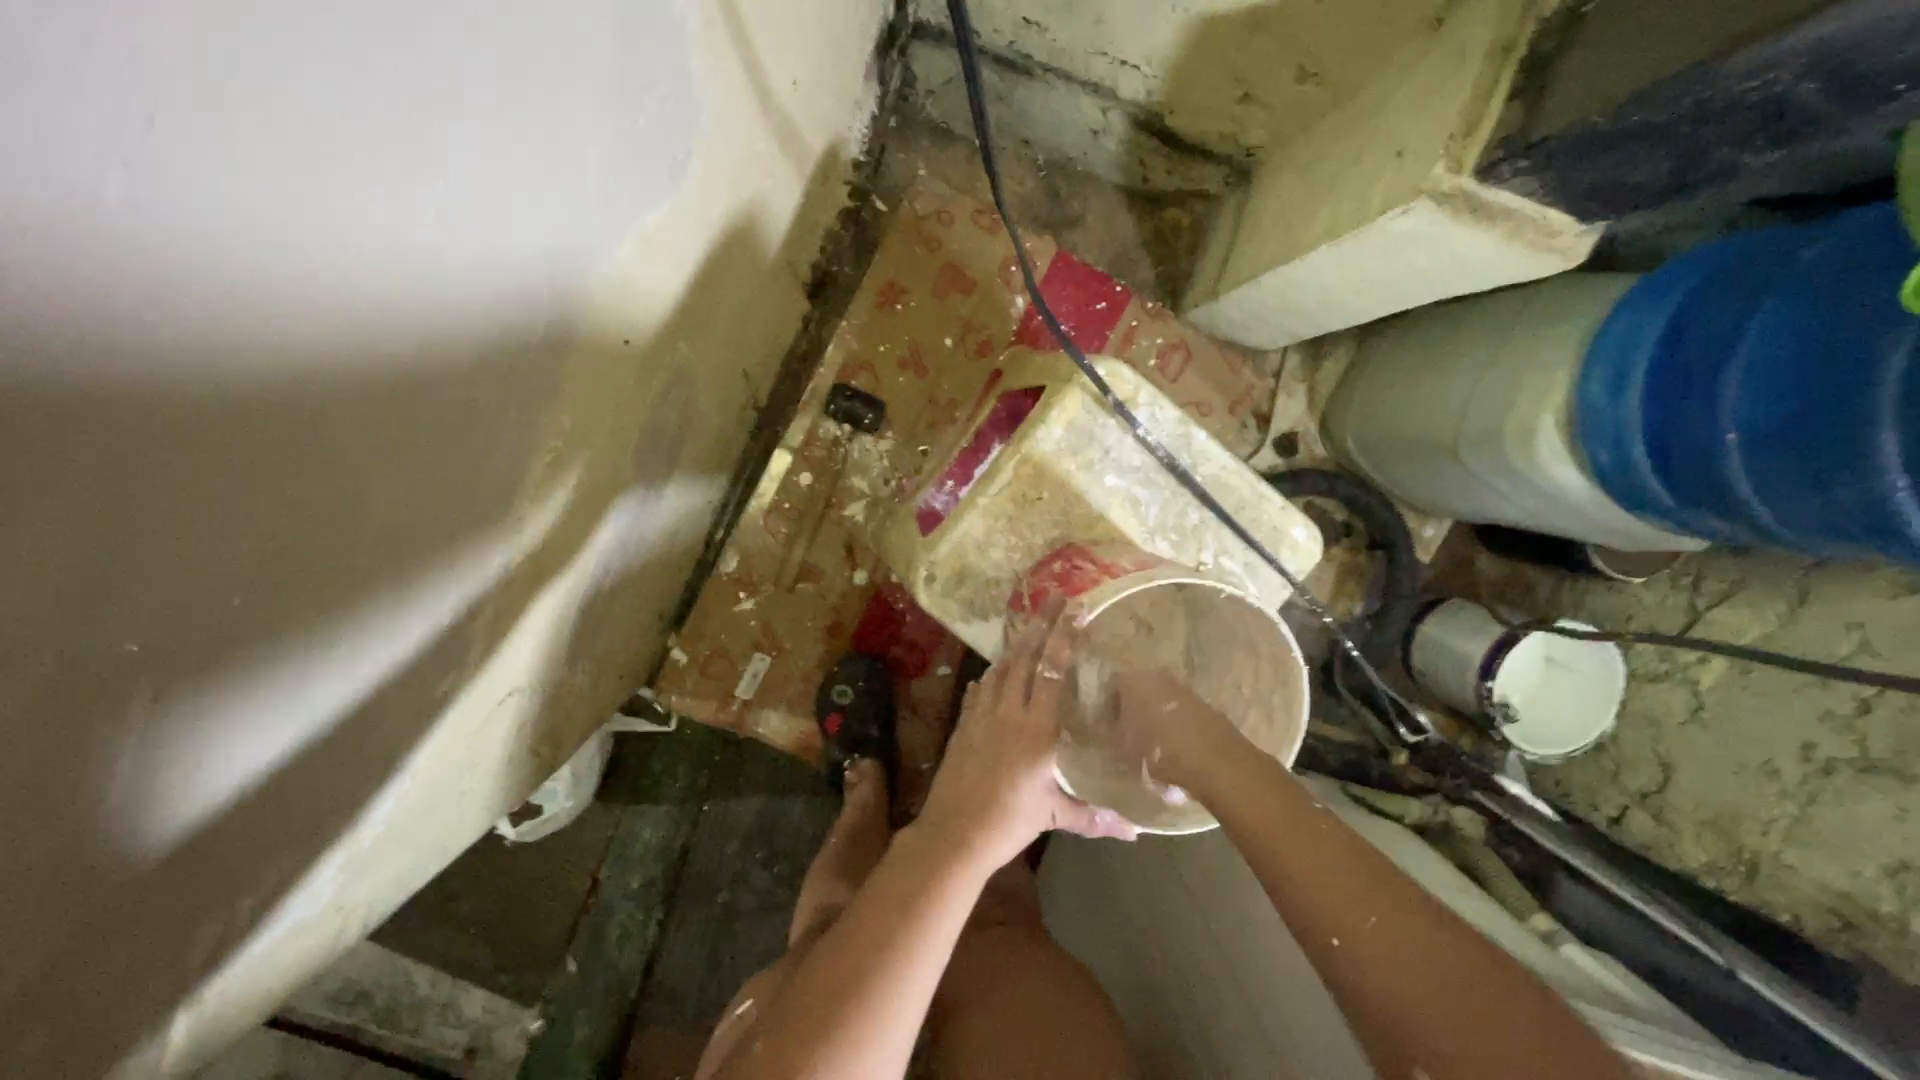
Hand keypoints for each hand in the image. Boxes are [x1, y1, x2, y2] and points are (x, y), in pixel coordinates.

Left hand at [918, 612, 1138, 870]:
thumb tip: (1135, 831)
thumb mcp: (1055, 816)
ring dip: (1015, 647)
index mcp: (1037, 730)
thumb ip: (1094, 816)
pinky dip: (988, 679)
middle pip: (1025, 659)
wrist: (953, 834)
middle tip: (1053, 600)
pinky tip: (989, 675)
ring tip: (1027, 628)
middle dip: (1041, 626)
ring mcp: (981, 718)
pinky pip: (977, 693)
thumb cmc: (1008, 823)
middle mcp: (1009, 714)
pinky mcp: (962, 728)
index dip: (1064, 638)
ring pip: (1000, 671)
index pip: (1053, 671)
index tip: (1076, 610)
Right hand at [1111, 668, 1244, 794]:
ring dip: (1155, 714)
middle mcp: (1159, 677)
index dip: (1106, 704)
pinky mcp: (1206, 705)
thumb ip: (1107, 733)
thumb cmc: (1158, 750)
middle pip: (1138, 688)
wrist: (1214, 761)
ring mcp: (1185, 689)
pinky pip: (1181, 711)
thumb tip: (1103, 727)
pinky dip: (1175, 723)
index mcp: (1133, 680)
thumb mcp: (1122, 746)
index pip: (1111, 684)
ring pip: (1161, 699)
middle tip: (1125, 731)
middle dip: (1131, 707)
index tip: (1104, 723)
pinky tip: (1174, 745)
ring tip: (1150, 741)